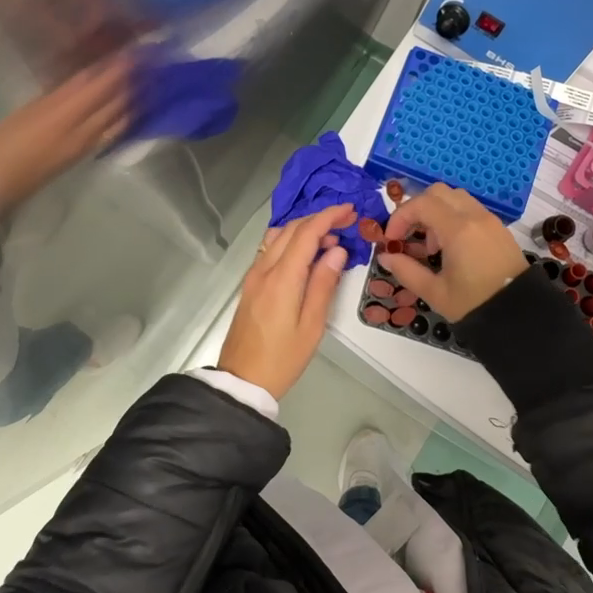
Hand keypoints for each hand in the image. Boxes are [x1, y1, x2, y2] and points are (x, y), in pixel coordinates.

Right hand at [0, 53, 133, 214]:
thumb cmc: (5, 140)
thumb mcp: (31, 108)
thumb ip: (62, 92)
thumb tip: (88, 75)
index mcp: (67, 114)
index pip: (102, 87)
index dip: (119, 69)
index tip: (131, 53)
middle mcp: (86, 130)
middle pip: (118, 103)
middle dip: (131, 82)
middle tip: (140, 65)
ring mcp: (90, 144)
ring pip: (121, 119)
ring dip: (131, 99)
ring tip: (137, 83)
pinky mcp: (87, 154)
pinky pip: (114, 132)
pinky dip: (123, 116)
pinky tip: (125, 108)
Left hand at [218, 204, 355, 399]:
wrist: (242, 381)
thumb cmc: (282, 358)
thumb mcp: (312, 325)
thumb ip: (323, 284)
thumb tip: (337, 251)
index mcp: (282, 278)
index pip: (306, 233)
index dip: (329, 217)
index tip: (350, 211)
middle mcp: (263, 269)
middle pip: (291, 229)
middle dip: (319, 219)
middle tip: (346, 222)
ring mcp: (253, 276)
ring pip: (278, 237)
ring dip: (304, 229)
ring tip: (330, 240)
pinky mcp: (250, 285)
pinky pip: (270, 250)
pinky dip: (291, 242)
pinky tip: (306, 255)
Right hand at [377, 184, 526, 322]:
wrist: (521, 315)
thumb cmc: (475, 304)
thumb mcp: (435, 293)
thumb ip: (407, 271)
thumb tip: (386, 257)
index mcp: (458, 229)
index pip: (421, 204)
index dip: (400, 217)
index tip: (391, 239)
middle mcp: (475, 216)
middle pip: (438, 192)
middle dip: (417, 209)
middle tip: (409, 236)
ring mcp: (489, 220)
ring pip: (455, 198)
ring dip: (436, 212)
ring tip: (432, 246)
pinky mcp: (498, 228)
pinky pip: (470, 209)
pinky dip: (453, 217)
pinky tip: (451, 247)